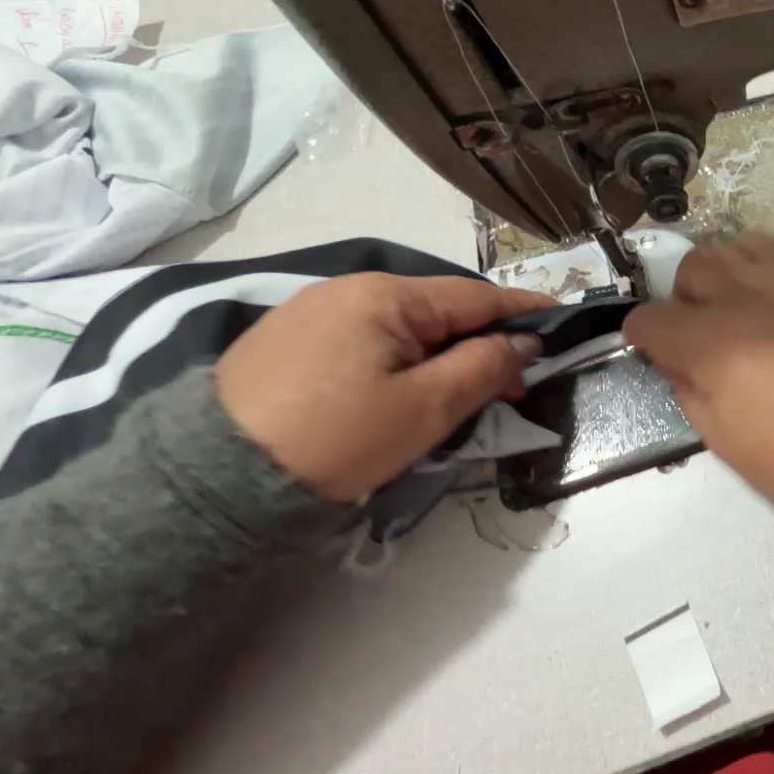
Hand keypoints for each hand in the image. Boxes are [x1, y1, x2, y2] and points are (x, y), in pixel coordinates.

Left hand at [213, 274, 554, 501]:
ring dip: (445, 354)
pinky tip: (410, 389)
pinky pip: (370, 338)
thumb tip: (525, 341)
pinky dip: (405, 358)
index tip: (564, 321)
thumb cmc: (336, 440)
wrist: (209, 484)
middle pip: (442, 310)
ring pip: (407, 326)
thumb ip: (487, 365)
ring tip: (465, 394)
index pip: (477, 297)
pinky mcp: (290, 340)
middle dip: (484, 343)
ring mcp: (314, 311)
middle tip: (513, 387)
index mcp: (386, 296)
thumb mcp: (428, 407)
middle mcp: (349, 289)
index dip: (525, 311)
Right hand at [623, 234, 773, 515]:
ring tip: (749, 301)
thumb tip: (677, 365)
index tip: (655, 350)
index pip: (649, 319)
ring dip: (736, 270)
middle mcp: (743, 295)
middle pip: (694, 265)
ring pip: (744, 243)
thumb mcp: (722, 438)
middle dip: (688, 294)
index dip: (644, 336)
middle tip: (705, 324)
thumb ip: (688, 391)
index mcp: (708, 340)